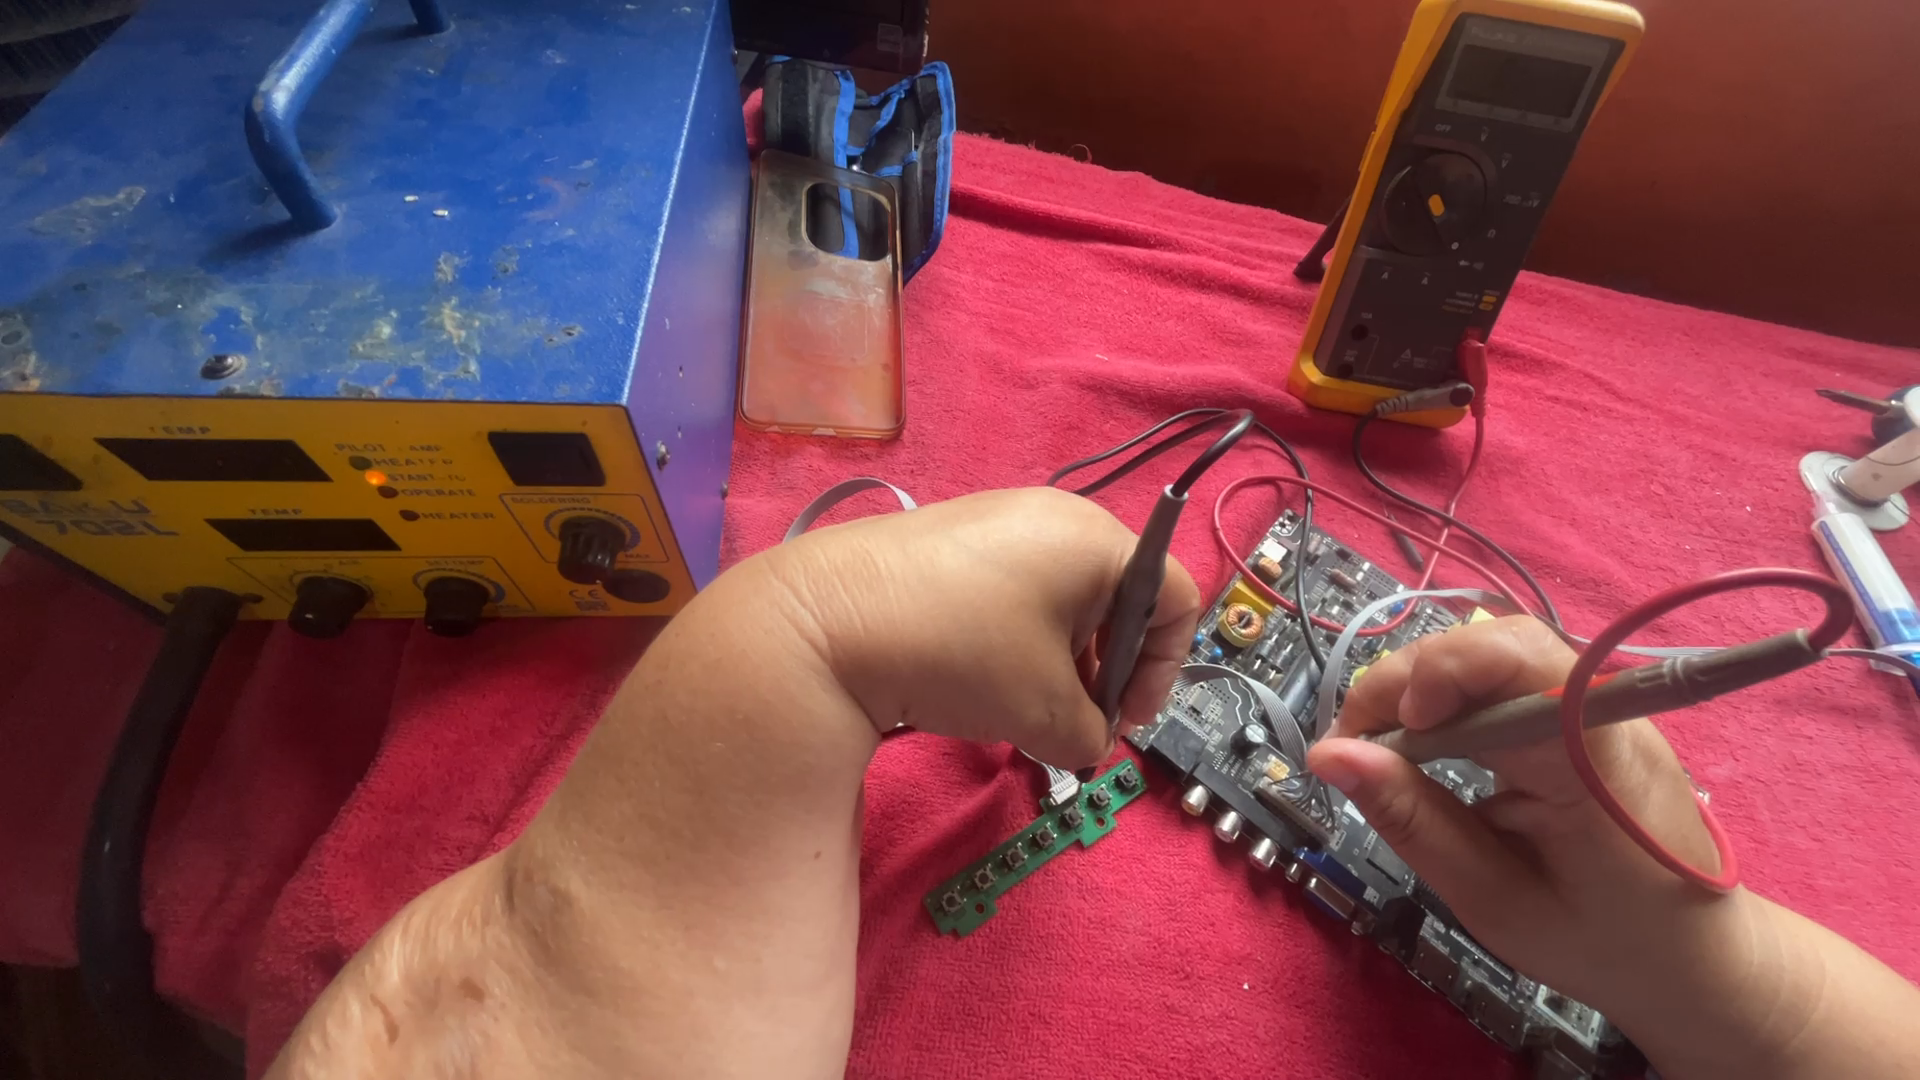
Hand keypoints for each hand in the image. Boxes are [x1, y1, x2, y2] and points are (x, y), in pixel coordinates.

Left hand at [766, 486, 1202, 768]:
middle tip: (1072, 718)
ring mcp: (997, 519)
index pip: (1174, 598)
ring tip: (1018, 704)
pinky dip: (1013, 633)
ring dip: (1057, 657)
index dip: (1165, 670)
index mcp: (1096, 540)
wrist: (831, 619)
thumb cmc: (964, 652)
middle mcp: (1053, 516)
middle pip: (1115, 596)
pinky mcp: (952, 537)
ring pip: (1059, 595)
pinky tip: (976, 671)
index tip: (1122, 721)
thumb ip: (1090, 733)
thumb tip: (1085, 739)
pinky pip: (1011, 586)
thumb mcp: (1044, 710)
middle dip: (1105, 667)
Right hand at [1305, 616, 1734, 1012]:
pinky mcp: (1569, 705)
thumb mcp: (1492, 900)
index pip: (1513, 659)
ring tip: (1378, 745)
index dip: (1435, 673)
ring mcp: (1585, 701)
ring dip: (1409, 687)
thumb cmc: (1603, 940)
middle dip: (1399, 682)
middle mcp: (1595, 709)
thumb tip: (1327, 754)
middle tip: (1355, 747)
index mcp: (1590, 758)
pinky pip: (1487, 673)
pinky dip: (1434, 696)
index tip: (1381, 735)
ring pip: (1477, 650)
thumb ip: (1412, 821)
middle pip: (1481, 644)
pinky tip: (1416, 739)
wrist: (1700, 956)